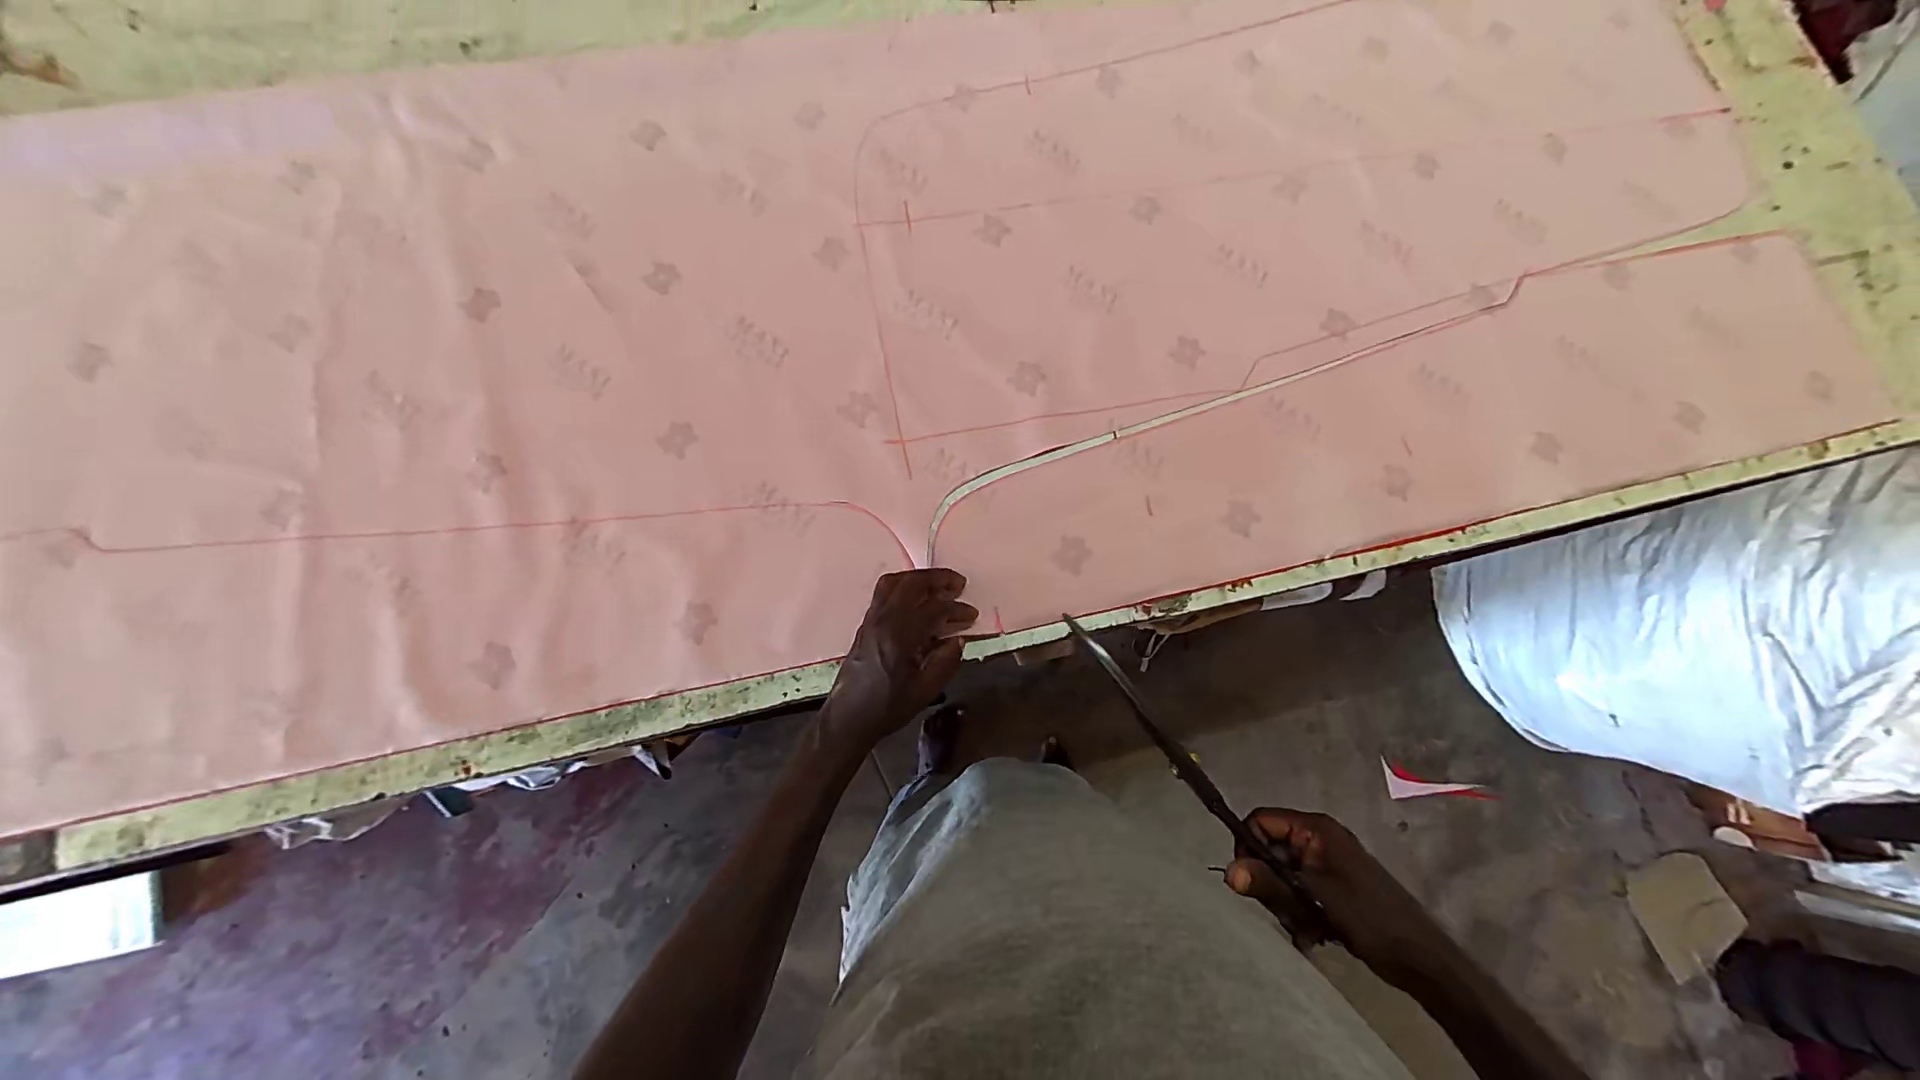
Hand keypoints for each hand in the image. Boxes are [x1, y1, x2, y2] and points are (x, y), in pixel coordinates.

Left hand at [819, 569, 977, 752]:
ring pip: (894, 582)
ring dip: (918, 579)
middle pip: (912, 583)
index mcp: (900, 636)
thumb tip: (959, 639)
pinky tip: (916, 600)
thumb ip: (945, 662)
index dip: (956, 609)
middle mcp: (883, 620)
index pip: (934, 609)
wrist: (849, 718)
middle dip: (938, 579)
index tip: (971, 615)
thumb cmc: (887, 707)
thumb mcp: (925, 691)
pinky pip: (884, 593)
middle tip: (958, 583)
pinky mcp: (865, 625)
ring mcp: (871, 620)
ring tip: (937, 585)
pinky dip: (903, 588)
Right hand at [1226, 808, 1456, 986]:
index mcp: (1316, 828)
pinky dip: (1299, 910)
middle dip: (1270, 881)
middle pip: (1269, 848)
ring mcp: (1328, 861)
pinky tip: (1313, 932)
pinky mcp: (1334, 884)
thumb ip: (1268, 882)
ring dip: (1285, 902)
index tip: (1252, 878)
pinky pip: (1299, 888)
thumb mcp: (1313, 899)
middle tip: (1283, 909)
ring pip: (1282, 872)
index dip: (1248, 846)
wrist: (1423, 961)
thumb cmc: (1369, 919)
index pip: (1260, 821)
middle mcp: (1319, 837)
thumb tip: (1228, 872)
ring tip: (1304, 926)